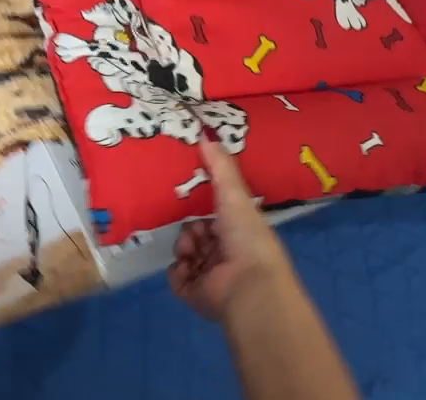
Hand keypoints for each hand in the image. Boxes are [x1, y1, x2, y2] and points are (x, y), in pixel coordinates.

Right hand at [168, 140, 294, 320]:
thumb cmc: (247, 238)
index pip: (212, 216)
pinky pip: (176, 277)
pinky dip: (178, 271)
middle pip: (194, 233)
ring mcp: (210, 276)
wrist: (249, 288)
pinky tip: (186, 266)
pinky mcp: (196, 293)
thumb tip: (204, 131)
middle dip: (189, 228)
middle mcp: (225, 255)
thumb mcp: (234, 195)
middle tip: (193, 229)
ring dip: (184, 247)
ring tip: (191, 250)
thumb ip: (220, 166)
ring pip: (184, 252)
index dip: (199, 207)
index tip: (185, 196)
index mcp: (238, 233)